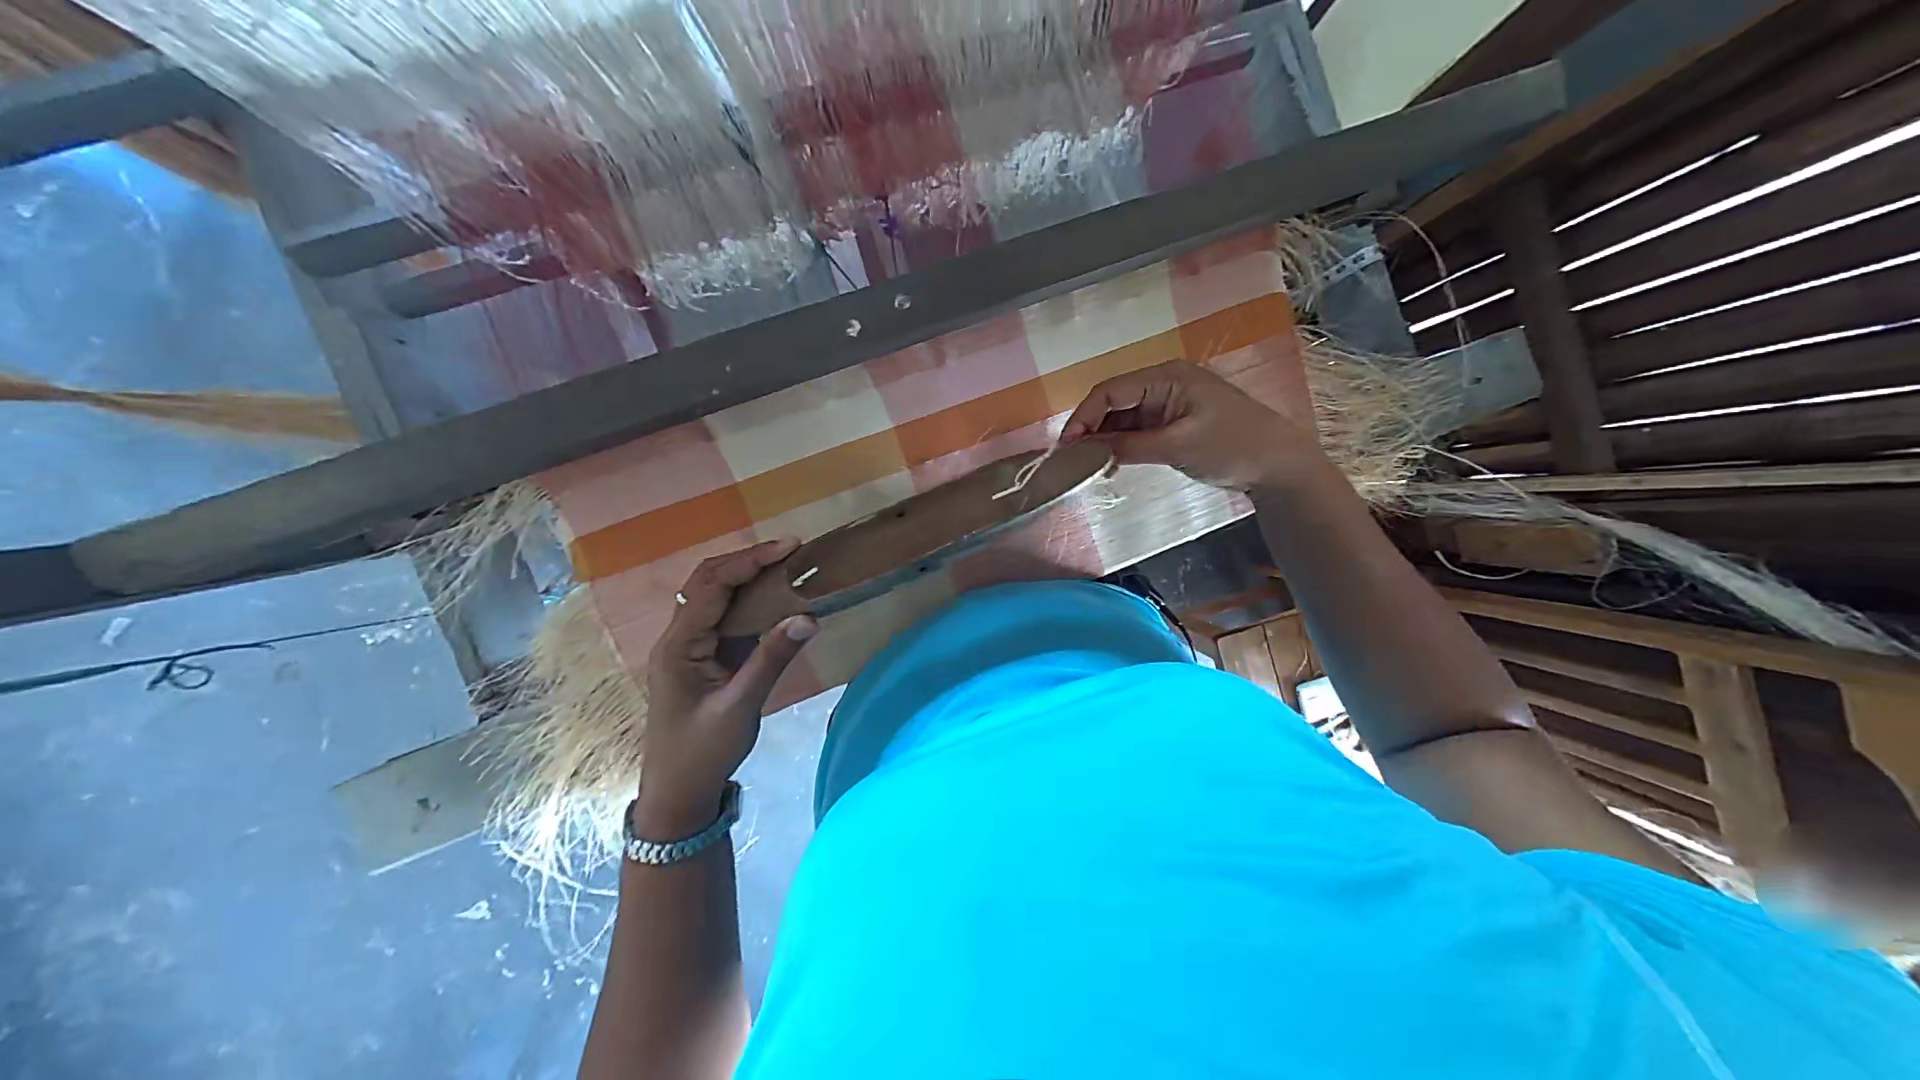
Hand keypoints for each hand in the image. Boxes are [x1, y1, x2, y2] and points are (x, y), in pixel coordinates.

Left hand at [636, 539, 818, 839]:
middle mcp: (679, 638)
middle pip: (708, 582)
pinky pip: (724, 618)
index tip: (788, 548)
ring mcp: (689, 647)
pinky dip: (750, 603)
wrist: (677, 794)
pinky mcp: (702, 658)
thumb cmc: (701, 753)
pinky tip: (776, 601)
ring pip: (715, 597)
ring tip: (788, 567)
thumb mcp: (740, 707)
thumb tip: (808, 616)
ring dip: (748, 578)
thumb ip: (772, 658)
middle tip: (792, 551)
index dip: (748, 561)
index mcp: (678, 645)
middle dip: (748, 561)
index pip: (711, 585)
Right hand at [1058, 360, 1323, 490]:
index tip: (1066, 446)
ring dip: (1105, 439)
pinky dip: (1122, 445)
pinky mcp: (1175, 422)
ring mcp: (1169, 403)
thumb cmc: (1232, 446)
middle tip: (1072, 458)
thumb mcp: (1177, 447)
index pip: (1110, 390)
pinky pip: (1138, 429)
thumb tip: (1089, 450)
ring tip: (1088, 465)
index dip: (1083, 416)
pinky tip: (1110, 463)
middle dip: (1091, 427)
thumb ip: (1129, 446)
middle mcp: (1164, 384)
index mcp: (1166, 377)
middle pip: (1113, 401)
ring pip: (1123, 417)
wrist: (1279, 464)